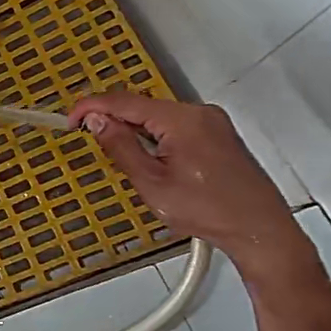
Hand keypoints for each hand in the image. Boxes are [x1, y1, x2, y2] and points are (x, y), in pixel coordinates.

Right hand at [67, 92, 304, 268]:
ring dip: (138, 133)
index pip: (125, 101)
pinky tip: (158, 165)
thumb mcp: (152, 185)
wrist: (257, 229)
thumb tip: (98, 122)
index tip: (72, 119)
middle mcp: (199, 113)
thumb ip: (121, 148)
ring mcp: (212, 122)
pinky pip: (179, 127)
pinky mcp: (219, 134)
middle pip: (144, 106)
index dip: (93, 107)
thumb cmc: (212, 212)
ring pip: (161, 118)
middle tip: (93, 141)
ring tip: (132, 165)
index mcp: (182, 120)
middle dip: (116, 122)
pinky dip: (159, 139)